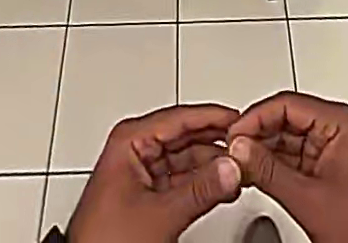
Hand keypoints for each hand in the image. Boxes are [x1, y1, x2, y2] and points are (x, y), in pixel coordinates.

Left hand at [65, 103, 242, 242]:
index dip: (212, 117)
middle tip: (245, 147)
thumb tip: (230, 168)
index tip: (240, 119)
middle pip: (185, 136)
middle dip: (216, 142)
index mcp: (130, 140)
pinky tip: (222, 185)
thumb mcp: (159, 214)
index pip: (180, 118)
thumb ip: (200, 190)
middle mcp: (135, 149)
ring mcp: (141, 171)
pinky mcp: (146, 193)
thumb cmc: (102, 241)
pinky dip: (201, 182)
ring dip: (211, 164)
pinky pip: (181, 177)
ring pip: (185, 157)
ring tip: (239, 169)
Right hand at [227, 92, 347, 242]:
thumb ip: (270, 170)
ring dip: (262, 153)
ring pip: (285, 140)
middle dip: (257, 136)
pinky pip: (292, 159)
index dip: (256, 117)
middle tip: (232, 151)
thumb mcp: (310, 199)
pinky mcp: (326, 170)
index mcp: (340, 123)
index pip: (288, 104)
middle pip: (285, 119)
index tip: (234, 134)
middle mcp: (337, 130)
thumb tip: (241, 147)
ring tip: (239, 165)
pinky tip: (254, 175)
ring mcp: (331, 150)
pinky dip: (272, 167)